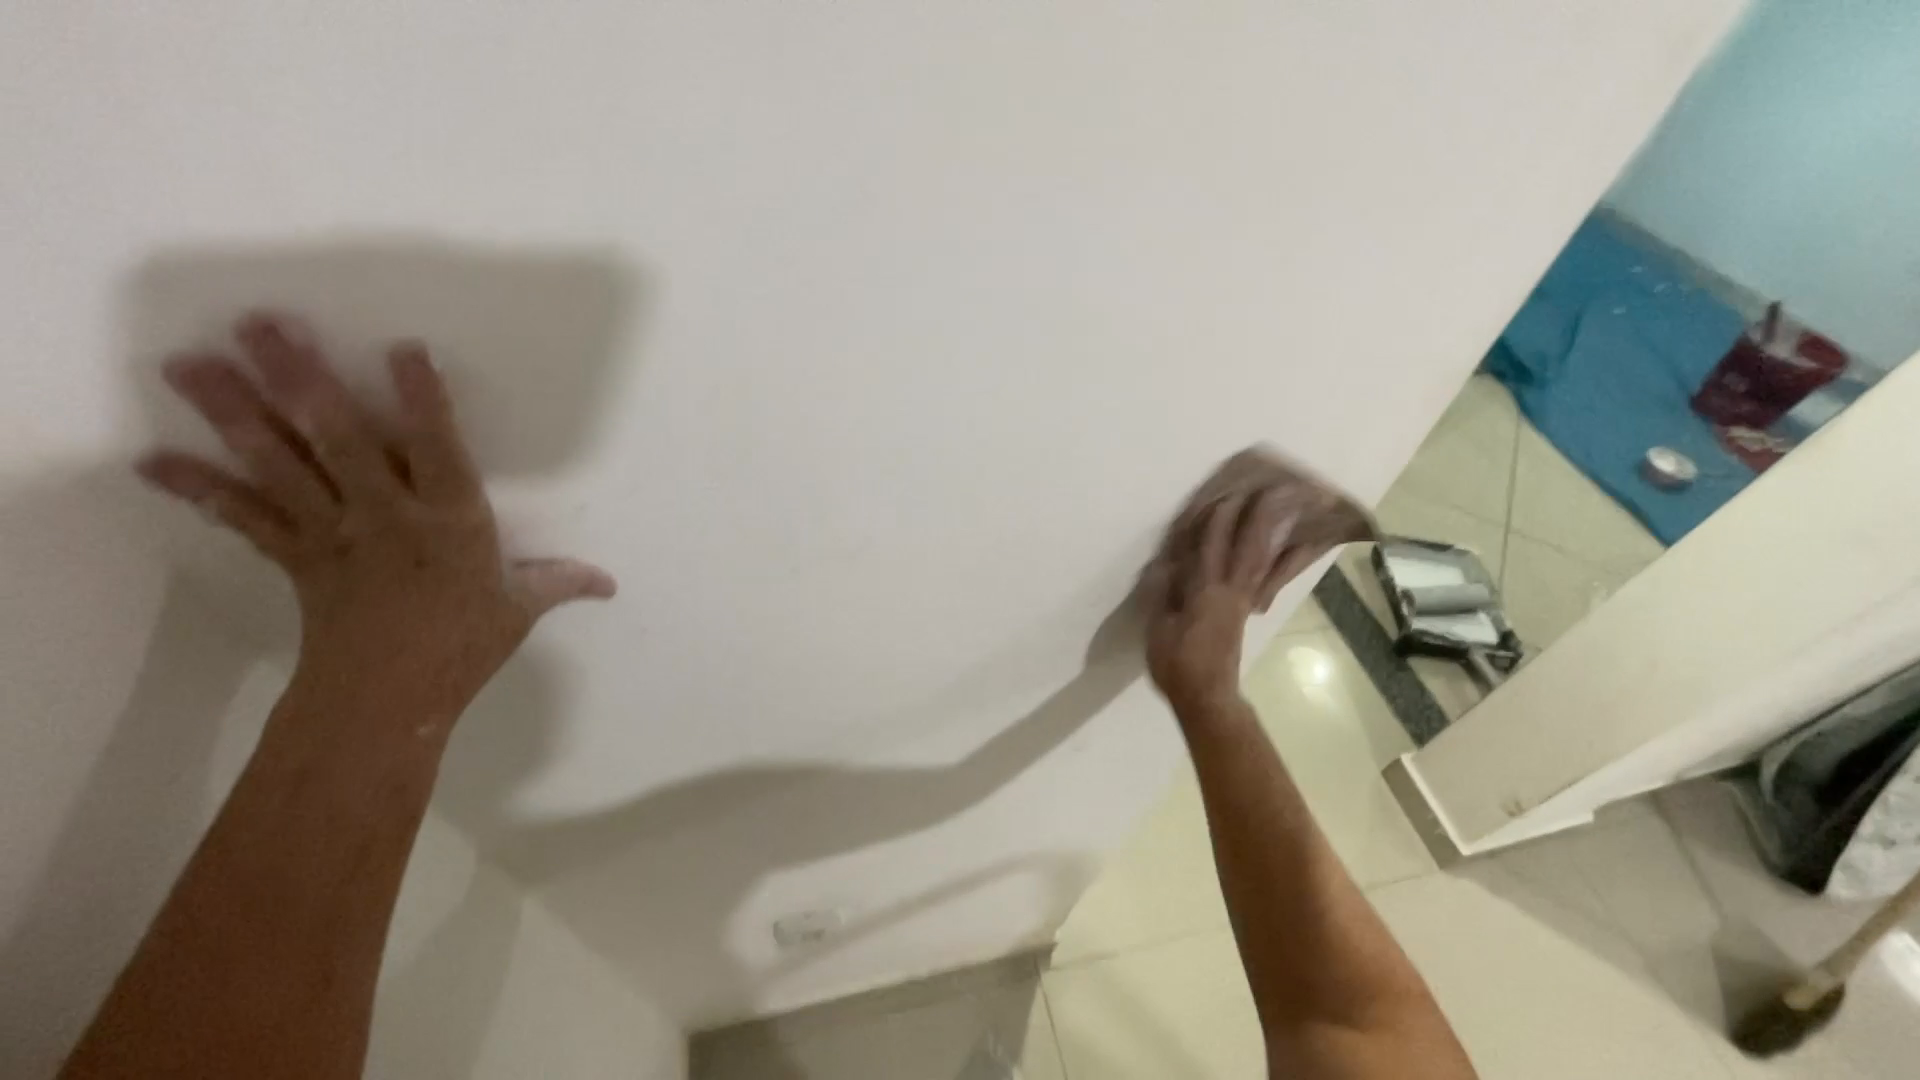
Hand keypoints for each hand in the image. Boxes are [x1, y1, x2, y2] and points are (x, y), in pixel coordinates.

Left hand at [137, 313, 614, 733]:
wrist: (388, 698)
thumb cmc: (463, 646)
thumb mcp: (519, 610)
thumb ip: (559, 582)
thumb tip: (608, 583)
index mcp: (451, 520)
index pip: (437, 447)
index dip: (423, 398)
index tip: (401, 348)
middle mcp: (387, 514)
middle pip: (340, 438)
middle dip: (300, 380)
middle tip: (259, 325)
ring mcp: (334, 533)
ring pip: (282, 464)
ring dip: (235, 414)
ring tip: (187, 365)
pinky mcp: (296, 557)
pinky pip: (246, 518)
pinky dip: (201, 491)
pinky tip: (153, 462)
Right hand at [1142, 489, 1297, 714]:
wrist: (1206, 697)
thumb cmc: (1176, 664)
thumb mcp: (1158, 628)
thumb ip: (1163, 593)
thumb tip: (1166, 563)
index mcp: (1205, 591)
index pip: (1211, 546)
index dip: (1218, 519)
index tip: (1227, 492)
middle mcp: (1230, 591)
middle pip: (1248, 547)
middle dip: (1257, 517)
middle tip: (1271, 490)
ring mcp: (1241, 601)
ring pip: (1264, 561)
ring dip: (1277, 535)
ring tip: (1293, 511)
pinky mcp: (1244, 612)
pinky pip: (1268, 581)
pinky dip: (1282, 564)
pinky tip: (1290, 552)